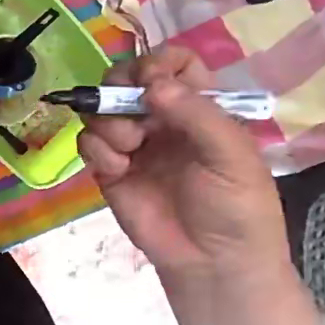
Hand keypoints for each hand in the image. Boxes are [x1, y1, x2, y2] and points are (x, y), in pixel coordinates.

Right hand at [76, 47, 287, 285]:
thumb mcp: (231, 155)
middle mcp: (162, 119)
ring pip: (101, 109)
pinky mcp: (108, 169)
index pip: (174, 64)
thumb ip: (196, 114)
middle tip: (130, 109)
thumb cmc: (236, 206)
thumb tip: (151, 84)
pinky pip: (88, 142)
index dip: (158, 63)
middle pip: (127, 80)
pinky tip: (117, 168)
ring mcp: (133, 144)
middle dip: (119, 87)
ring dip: (108, 121)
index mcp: (200, 108)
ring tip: (129, 147)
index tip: (151, 81)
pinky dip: (96, 149)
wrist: (211, 261)